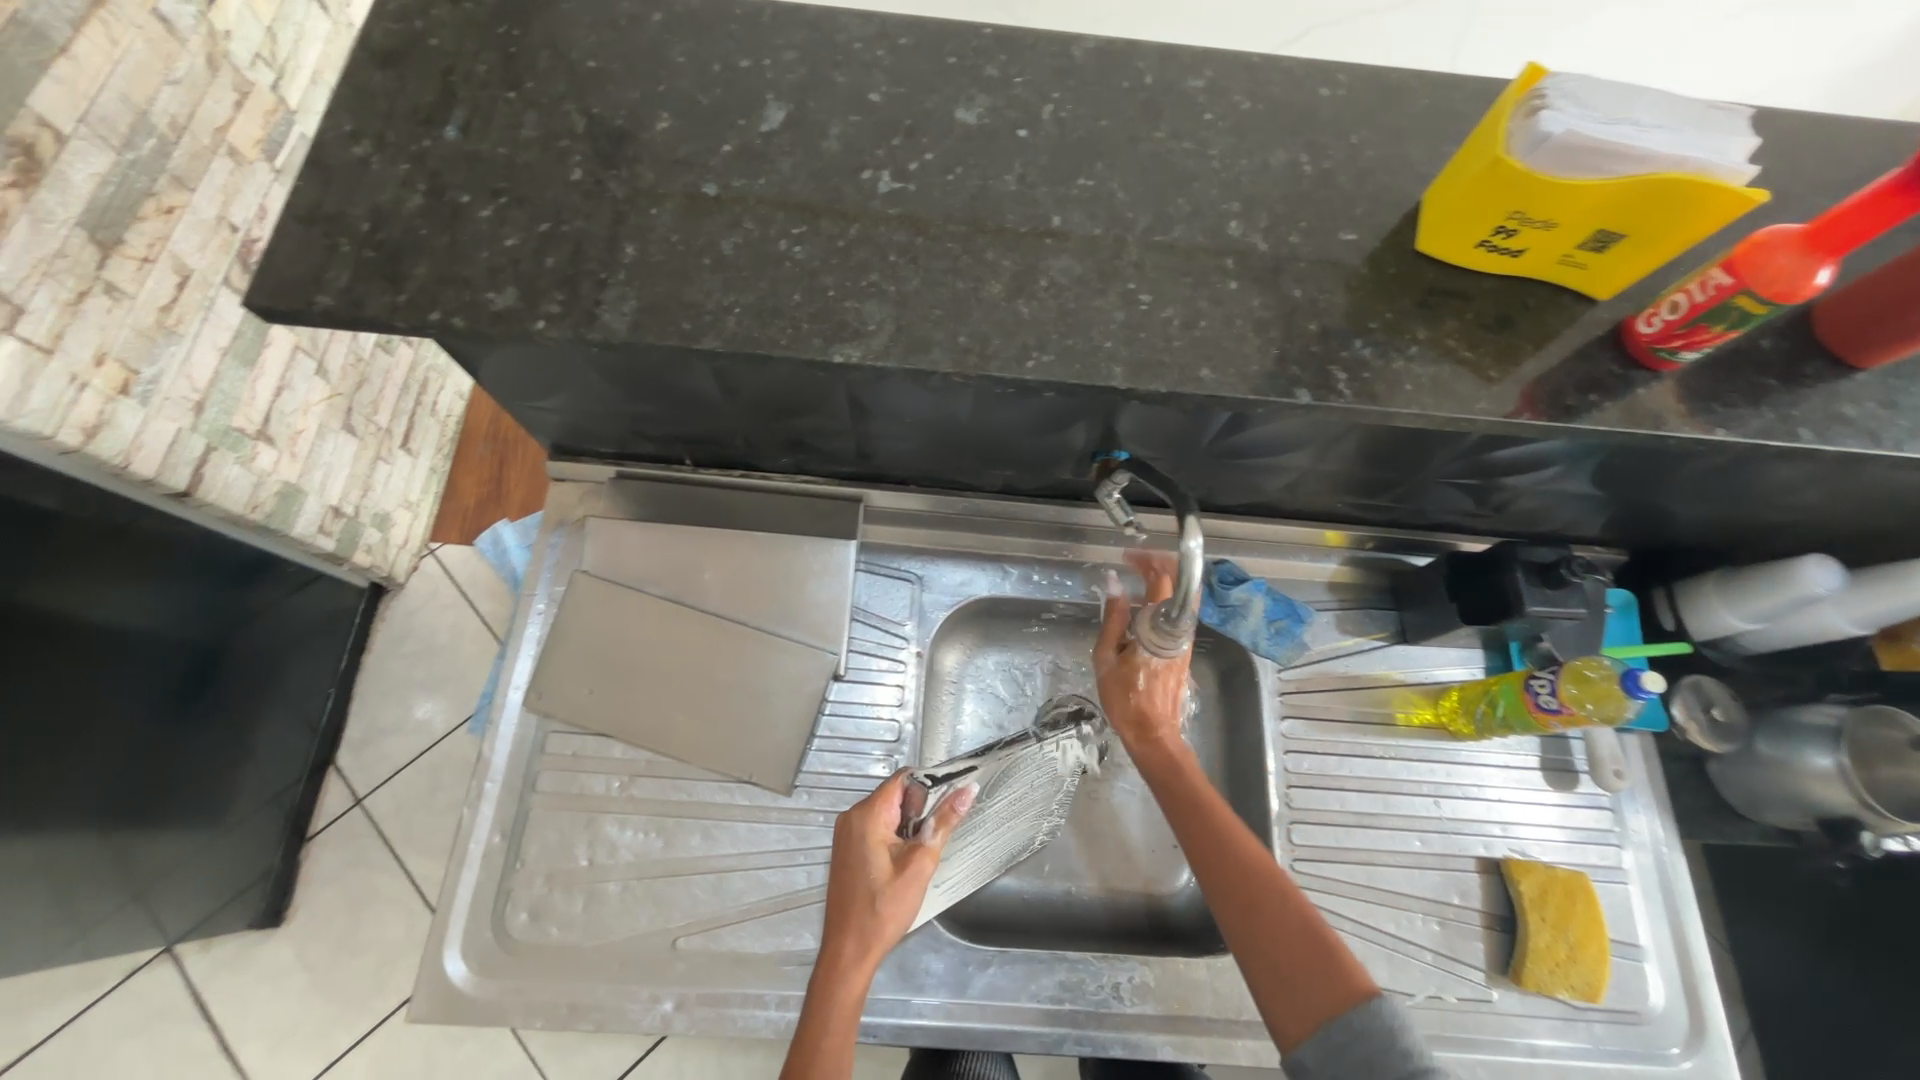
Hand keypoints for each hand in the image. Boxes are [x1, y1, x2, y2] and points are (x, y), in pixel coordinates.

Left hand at [816, 770, 973, 979]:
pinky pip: (877, 829)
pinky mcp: (848, 848)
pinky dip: (895, 839)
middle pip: (896, 794)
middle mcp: (852, 816)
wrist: (850, 950)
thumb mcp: (921, 863)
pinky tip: (901, 865)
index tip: (948, 807)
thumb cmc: (884, 909)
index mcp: (867, 813)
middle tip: (930, 843)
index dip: (930, 786)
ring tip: (917, 858)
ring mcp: (847, 833)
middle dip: (919, 812)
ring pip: (888, 813)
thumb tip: (967, 790)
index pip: (904, 777)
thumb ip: (944, 821)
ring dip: (908, 828)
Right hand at [1094, 551, 1193, 758]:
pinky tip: (1140, 611)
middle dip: (1158, 566)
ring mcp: (1185, 639)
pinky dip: (1161, 602)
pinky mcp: (1184, 649)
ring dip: (1161, 583)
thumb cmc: (1125, 698)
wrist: (1153, 733)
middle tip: (1133, 564)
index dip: (1146, 561)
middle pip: (1179, 583)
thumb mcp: (1107, 656)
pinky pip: (1177, 615)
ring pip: (1181, 598)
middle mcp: (1178, 628)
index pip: (1162, 579)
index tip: (1126, 558)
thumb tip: (1114, 583)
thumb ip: (1113, 617)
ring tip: (1134, 583)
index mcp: (1158, 626)